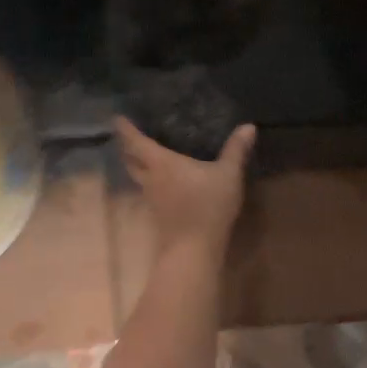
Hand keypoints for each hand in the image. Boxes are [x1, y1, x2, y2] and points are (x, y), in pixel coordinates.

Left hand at [115, 116, 256, 259]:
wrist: (193, 249)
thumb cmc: (208, 206)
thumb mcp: (228, 175)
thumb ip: (236, 150)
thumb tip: (249, 126)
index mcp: (161, 163)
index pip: (136, 141)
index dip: (126, 129)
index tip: (117, 118)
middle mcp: (150, 178)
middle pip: (130, 160)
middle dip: (126, 147)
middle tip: (127, 136)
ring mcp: (151, 199)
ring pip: (137, 177)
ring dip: (136, 165)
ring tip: (143, 156)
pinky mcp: (157, 215)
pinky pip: (148, 191)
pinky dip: (149, 182)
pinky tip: (162, 183)